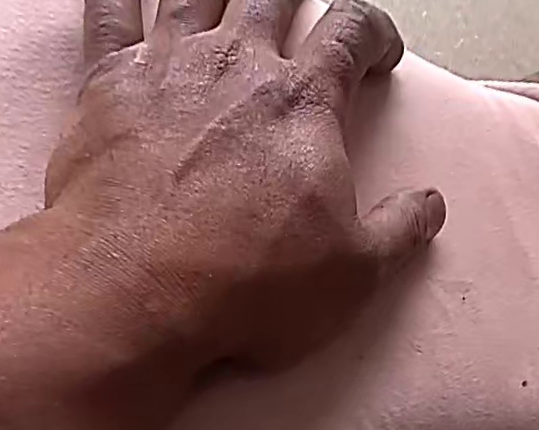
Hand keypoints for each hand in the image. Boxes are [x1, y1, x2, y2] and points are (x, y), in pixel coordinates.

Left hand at [44, 0, 444, 366]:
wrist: (143, 293)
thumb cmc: (250, 288)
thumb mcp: (351, 277)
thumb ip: (398, 232)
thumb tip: (432, 204)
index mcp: (304, 104)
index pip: (351, 34)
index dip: (372, 35)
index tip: (379, 55)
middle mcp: (238, 66)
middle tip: (295, 9)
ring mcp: (168, 69)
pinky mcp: (106, 89)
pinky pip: (108, 10)